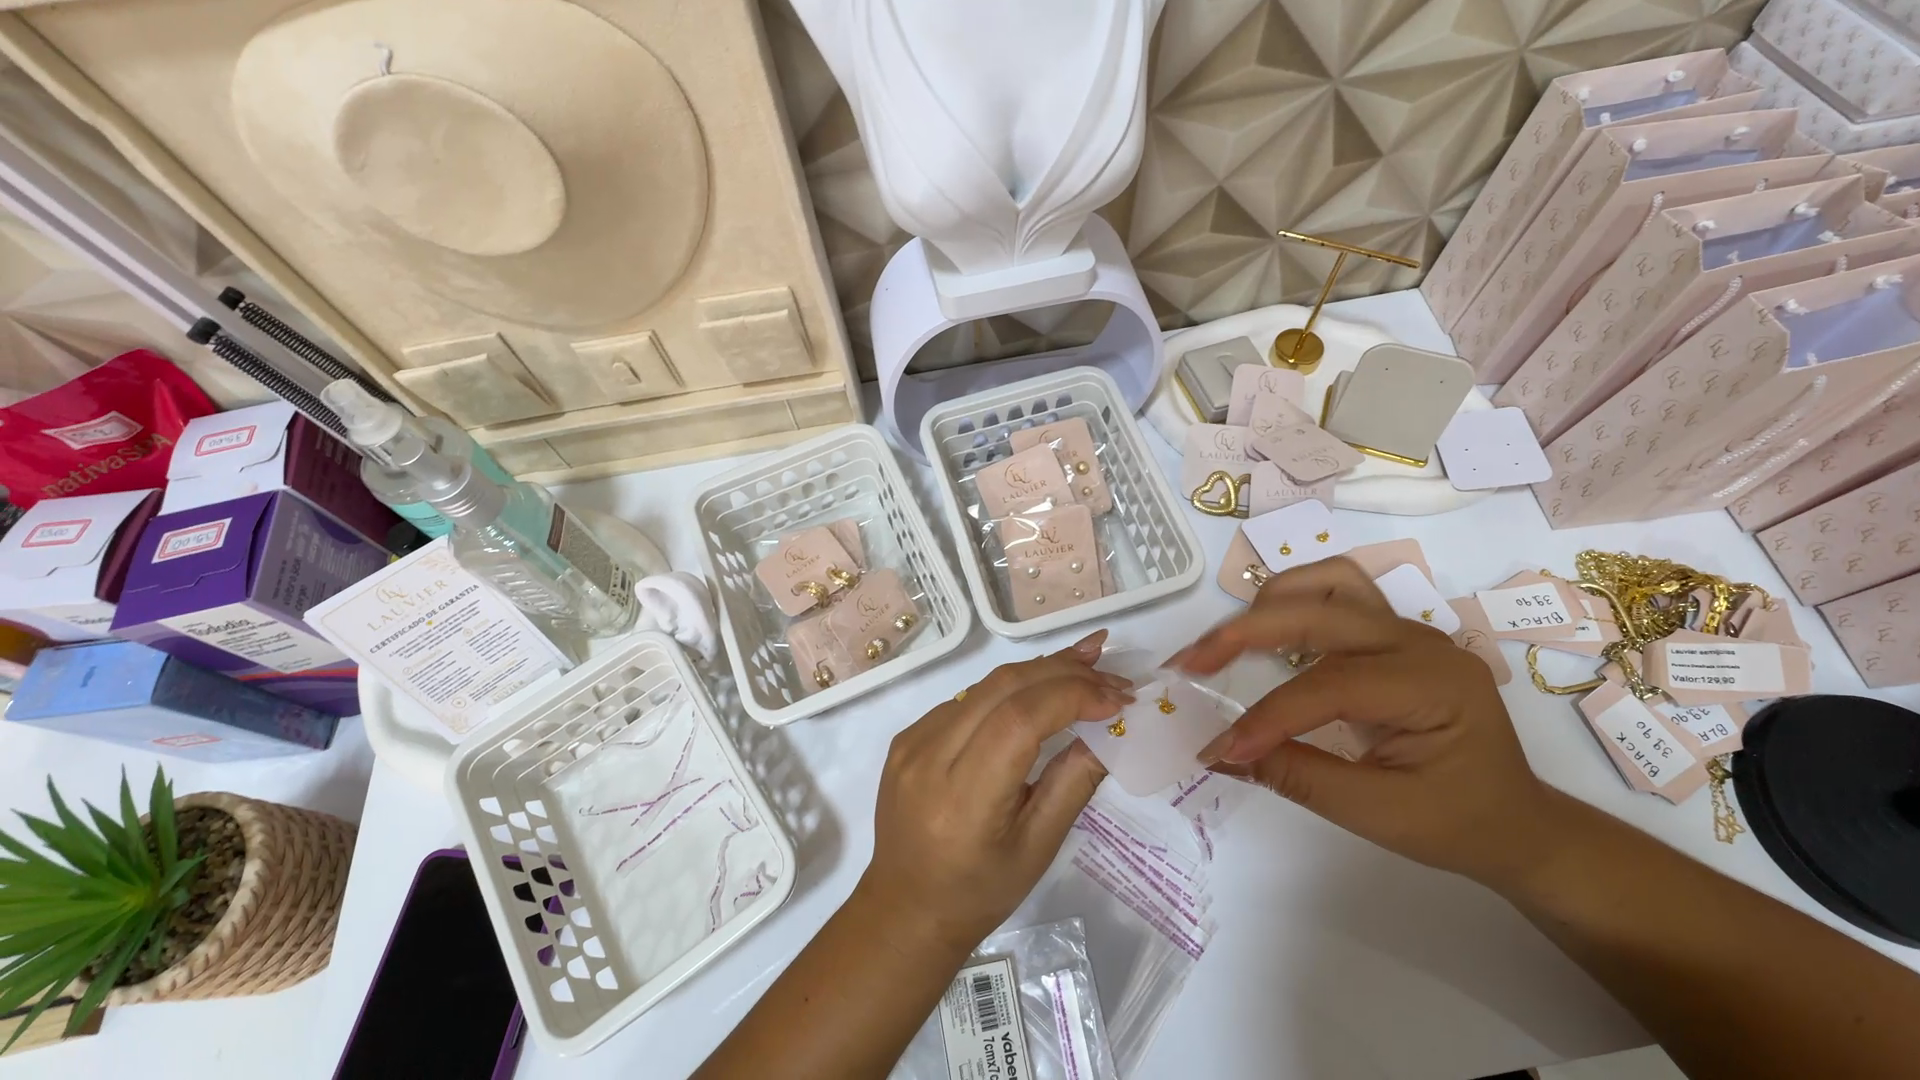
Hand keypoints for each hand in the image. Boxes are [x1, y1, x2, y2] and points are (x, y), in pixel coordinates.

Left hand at [860, 631, 1128, 951]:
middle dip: (1064, 672)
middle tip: (1112, 674)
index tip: (1118, 700)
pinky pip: (966, 700)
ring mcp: (912, 742)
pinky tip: (1041, 688)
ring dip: (1040, 672)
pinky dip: (1009, 689)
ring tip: (1087, 665)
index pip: (1020, 720)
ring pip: (984, 686)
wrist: (905, 908)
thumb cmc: (979, 892)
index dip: (1072, 697)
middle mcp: (929, 757)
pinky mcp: (907, 737)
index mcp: (963, 797)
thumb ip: (1072, 784)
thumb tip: (1109, 729)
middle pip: (1002, 688)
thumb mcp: (1038, 848)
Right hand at [1173, 559, 1560, 887]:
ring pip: (1329, 583)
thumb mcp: (1379, 815)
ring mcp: (1408, 632)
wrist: (1516, 821)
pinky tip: (1264, 634)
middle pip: (1319, 610)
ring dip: (1270, 603)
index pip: (1329, 685)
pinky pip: (1336, 598)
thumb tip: (1220, 754)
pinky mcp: (1392, 636)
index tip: (1219, 749)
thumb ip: (1298, 777)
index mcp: (1431, 686)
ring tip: (1224, 641)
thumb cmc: (1457, 823)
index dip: (1267, 715)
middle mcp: (1420, 642)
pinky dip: (1292, 606)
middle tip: (1190, 665)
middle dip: (1246, 633)